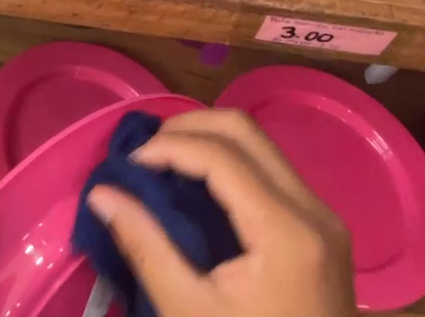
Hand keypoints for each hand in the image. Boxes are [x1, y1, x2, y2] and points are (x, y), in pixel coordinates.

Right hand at [86, 110, 356, 316]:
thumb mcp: (190, 312)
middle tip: (147, 151)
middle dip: (188, 127)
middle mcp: (313, 210)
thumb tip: (101, 193)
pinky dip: (229, 160)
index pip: (221, 154)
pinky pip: (270, 168)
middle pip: (244, 130)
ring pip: (259, 143)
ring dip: (208, 139)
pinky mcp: (321, 228)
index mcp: (286, 231)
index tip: (129, 162)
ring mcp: (323, 217)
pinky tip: (198, 184)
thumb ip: (146, 247)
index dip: (169, 146)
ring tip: (165, 162)